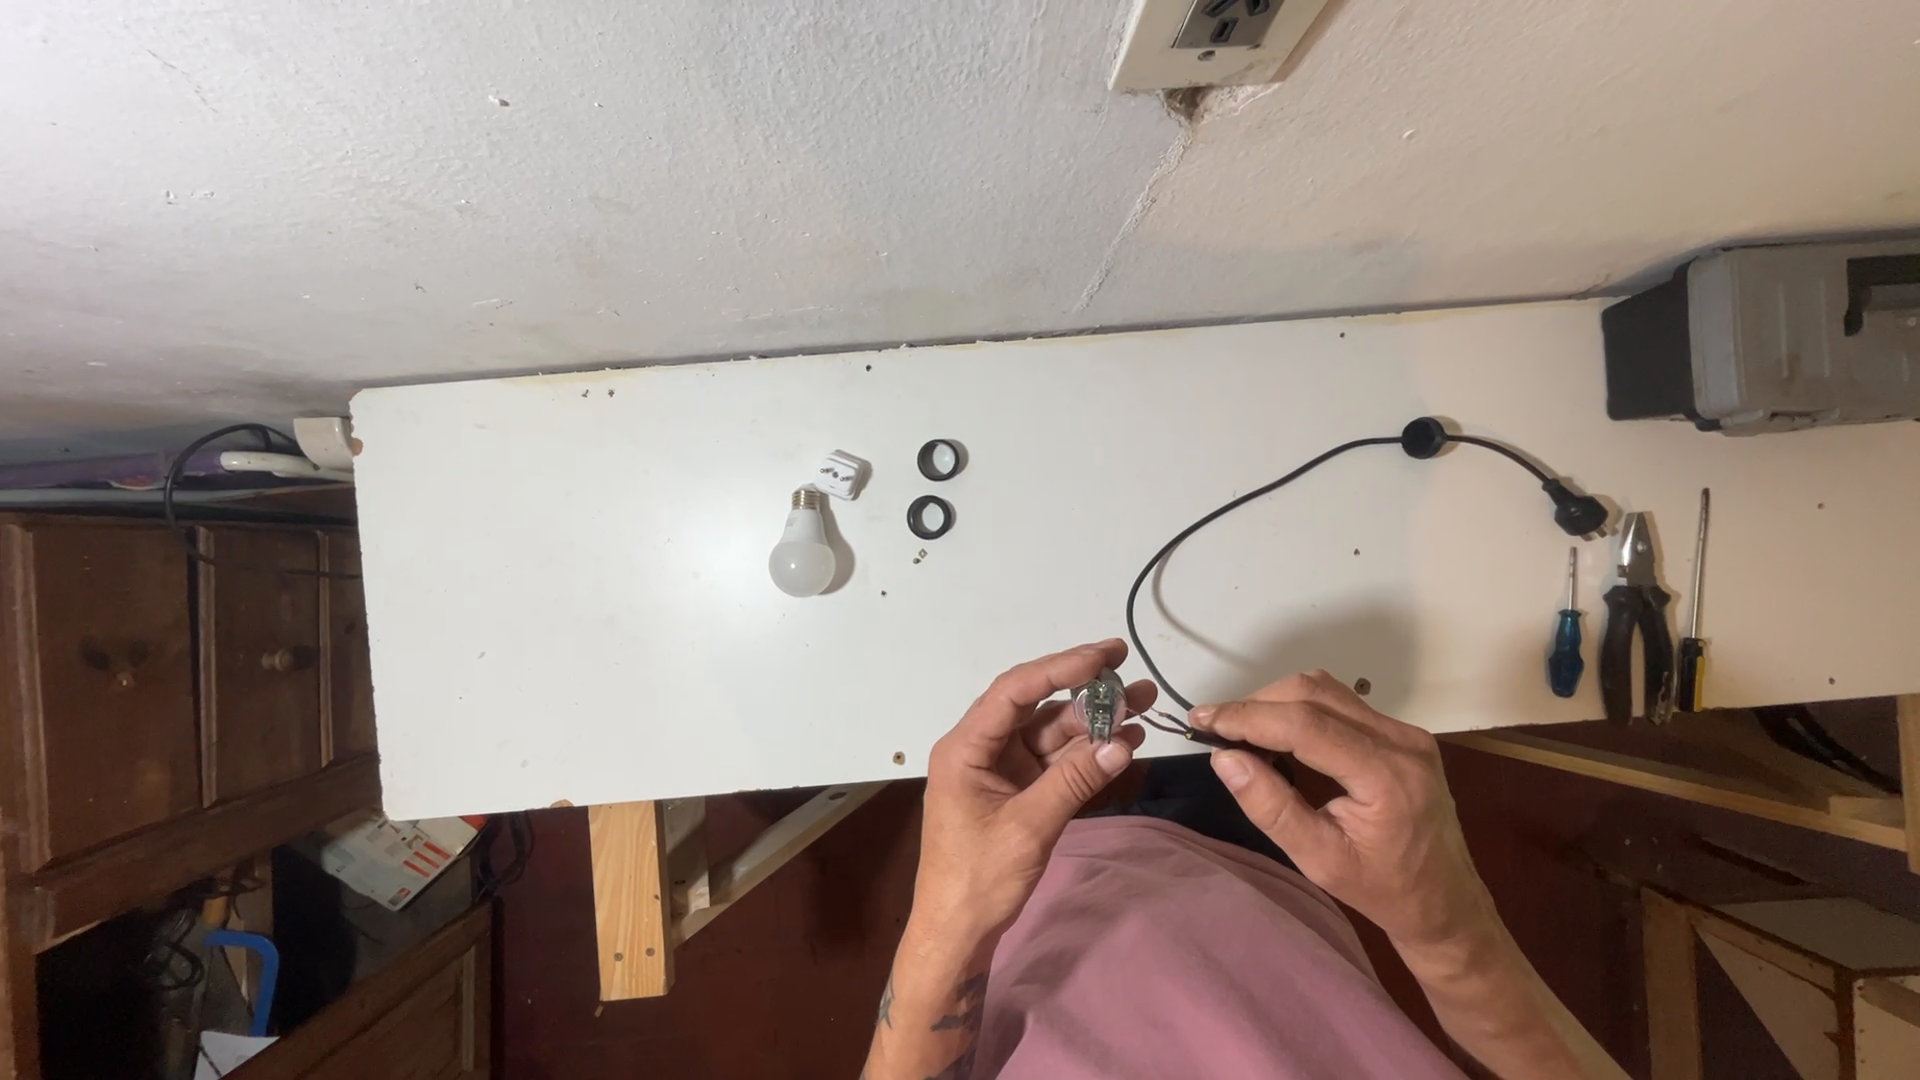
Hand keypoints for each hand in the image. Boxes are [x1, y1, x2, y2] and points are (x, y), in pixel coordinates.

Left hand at [911, 639, 1156, 944]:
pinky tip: (1125, 741)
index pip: (1013, 690)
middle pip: (1036, 705)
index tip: (1102, 657)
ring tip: (1142, 703)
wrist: (957, 935)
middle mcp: (983, 748)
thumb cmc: (977, 880)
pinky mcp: (1020, 789)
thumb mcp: (1027, 828)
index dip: (1059, 668)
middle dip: (1082, 689)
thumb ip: (1074, 781)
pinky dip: (1089, 753)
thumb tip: (1123, 742)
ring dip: (1094, 721)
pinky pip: (1057, 762)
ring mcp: (1003, 768)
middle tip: (1127, 669)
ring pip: (1052, 732)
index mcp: (966, 746)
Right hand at [1191, 671, 1496, 952]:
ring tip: (1241, 732)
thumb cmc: (1383, 891)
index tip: (1202, 720)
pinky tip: (1276, 734)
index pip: (1306, 724)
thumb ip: (1271, 808)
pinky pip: (1338, 701)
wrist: (1448, 904)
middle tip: (1214, 729)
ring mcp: (1404, 732)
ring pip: (1323, 689)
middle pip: (1312, 694)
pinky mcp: (1400, 732)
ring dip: (1274, 702)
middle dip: (1255, 705)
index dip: (1248, 716)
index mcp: (1387, 776)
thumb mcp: (1319, 861)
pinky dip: (1296, 708)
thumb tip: (1224, 758)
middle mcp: (1401, 741)